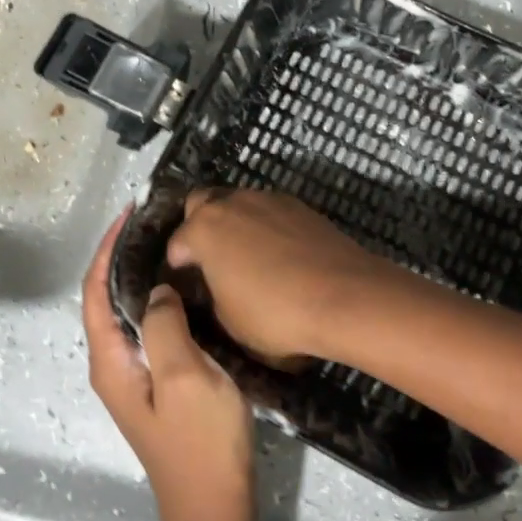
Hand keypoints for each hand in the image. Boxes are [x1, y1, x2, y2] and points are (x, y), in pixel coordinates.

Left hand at [83, 214, 253, 520]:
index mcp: (110, 360)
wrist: (216, 505)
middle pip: (108, 297)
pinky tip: (192, 289)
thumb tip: (159, 289)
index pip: (94, 289)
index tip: (131, 212)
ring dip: (145, 276)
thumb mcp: (185, 375)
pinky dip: (164, 300)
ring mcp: (137, 376)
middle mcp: (115, 364)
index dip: (107, 248)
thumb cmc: (200, 441)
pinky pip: (154, 328)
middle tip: (159, 222)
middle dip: (125, 255)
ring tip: (176, 243)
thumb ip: (164, 324)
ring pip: (133, 312)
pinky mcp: (161, 383)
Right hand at [167, 188, 404, 363]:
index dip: (178, 263)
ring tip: (246, 256)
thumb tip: (215, 285)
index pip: (177, 241)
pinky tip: (278, 253)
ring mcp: (269, 199)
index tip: (185, 281)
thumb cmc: (276, 314)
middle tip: (210, 258)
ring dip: (236, 223)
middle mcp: (234, 203)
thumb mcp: (228, 321)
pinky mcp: (300, 206)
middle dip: (199, 225)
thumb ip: (212, 294)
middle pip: (203, 203)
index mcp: (205, 229)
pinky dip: (266, 226)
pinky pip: (270, 211)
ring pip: (240, 202)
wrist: (345, 296)